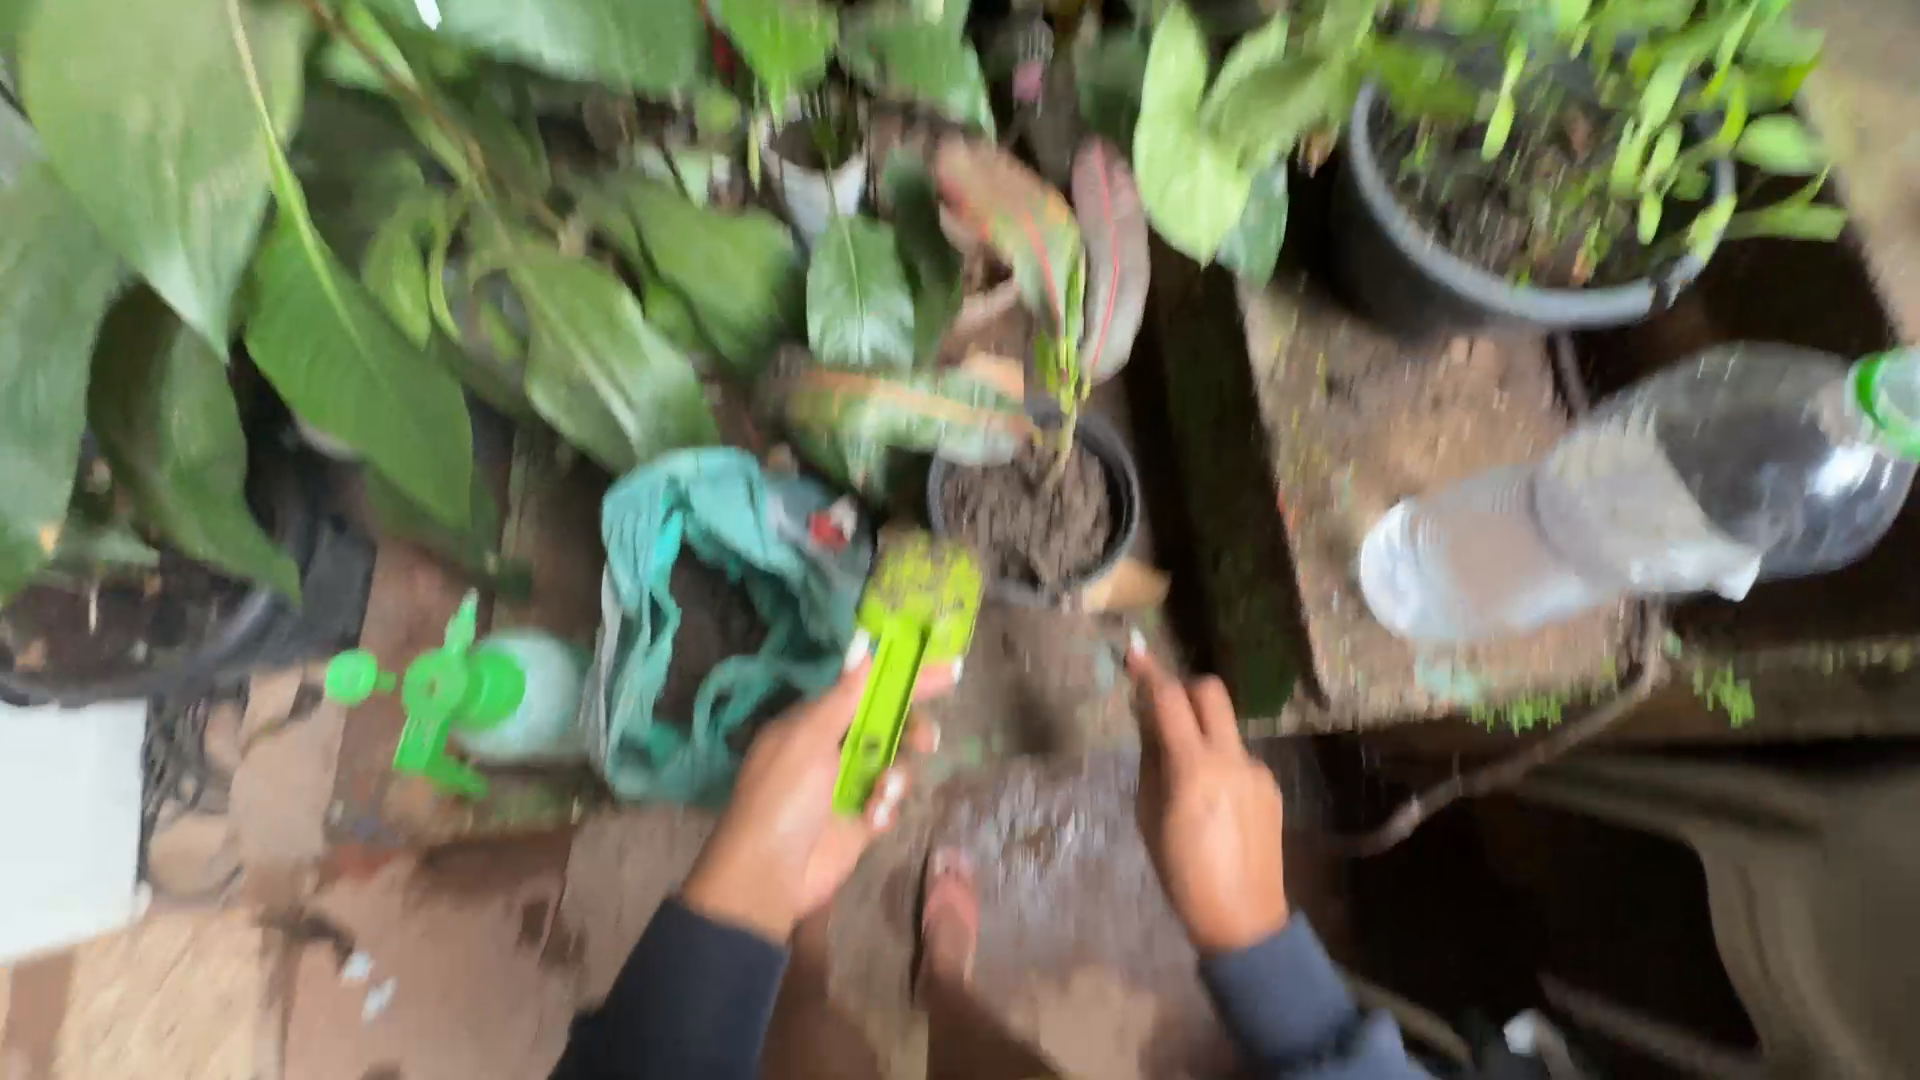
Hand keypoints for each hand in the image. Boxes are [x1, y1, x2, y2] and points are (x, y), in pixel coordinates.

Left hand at [681, 647, 954, 942]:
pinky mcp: (861, 821)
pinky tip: (871, 818)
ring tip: (883, 792)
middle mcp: (833, 749)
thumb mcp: (809, 738)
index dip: (905, 680)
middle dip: (912, 730)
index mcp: (815, 723)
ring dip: (896, 775)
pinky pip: (890, 802)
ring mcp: (849, 786)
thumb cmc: (783, 796)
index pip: (867, 690)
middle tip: (928, 739)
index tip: (947, 672)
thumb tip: (864, 644)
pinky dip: (886, 807)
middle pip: (890, 726)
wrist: (768, 877)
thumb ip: (844, 695)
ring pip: (896, 764)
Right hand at [1128, 636, 1289, 951]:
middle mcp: (1231, 758)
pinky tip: (1214, 802)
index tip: (1134, 652)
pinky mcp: (1271, 786)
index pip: (1169, 701)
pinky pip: (1238, 757)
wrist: (1243, 919)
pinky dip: (1220, 762)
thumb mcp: (1148, 813)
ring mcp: (1258, 771)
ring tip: (1188, 779)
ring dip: (1202, 732)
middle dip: (1185, 688)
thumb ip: (1151, 759)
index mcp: (1194, 768)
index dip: (1149, 673)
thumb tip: (1149, 720)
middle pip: (1212, 692)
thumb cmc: (1180, 871)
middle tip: (1165, 711)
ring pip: (1225, 727)